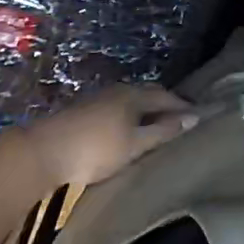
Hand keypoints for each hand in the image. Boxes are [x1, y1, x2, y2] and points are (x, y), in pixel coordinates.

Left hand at [7, 85, 198, 187]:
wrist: (44, 152)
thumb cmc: (96, 149)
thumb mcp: (135, 145)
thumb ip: (164, 131)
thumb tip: (193, 118)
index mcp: (135, 95)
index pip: (167, 96)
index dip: (183, 106)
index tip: (199, 115)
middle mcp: (119, 90)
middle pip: (148, 94)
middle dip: (166, 105)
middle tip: (181, 120)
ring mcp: (99, 99)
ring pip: (131, 101)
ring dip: (146, 111)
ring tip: (157, 127)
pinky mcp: (84, 111)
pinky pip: (117, 108)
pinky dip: (130, 116)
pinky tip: (128, 131)